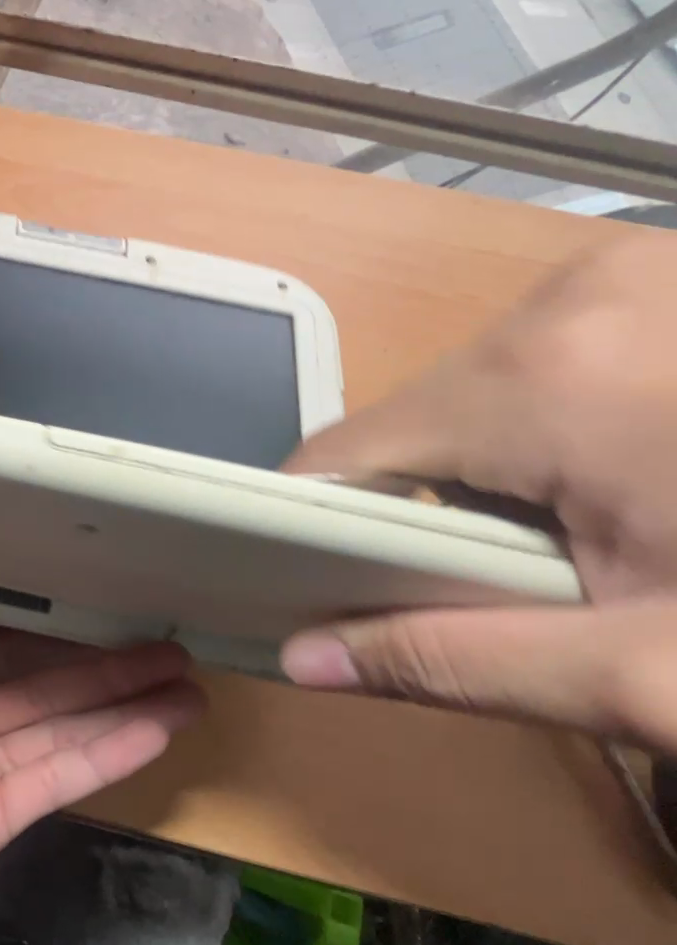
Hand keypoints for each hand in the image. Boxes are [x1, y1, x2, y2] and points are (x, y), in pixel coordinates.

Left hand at [0, 603, 203, 944]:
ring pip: (66, 726)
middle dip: (105, 667)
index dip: (42, 633)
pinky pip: (63, 774)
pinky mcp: (4, 811)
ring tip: (186, 685)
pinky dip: (111, 752)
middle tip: (168, 648)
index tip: (89, 612)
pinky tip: (156, 729)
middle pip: (43, 685)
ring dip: (125, 706)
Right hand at [279, 235, 676, 753]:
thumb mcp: (655, 669)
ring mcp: (640, 274)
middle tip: (547, 571)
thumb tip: (304, 664)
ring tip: (622, 524)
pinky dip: (571, 426)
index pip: (336, 458)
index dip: (320, 530)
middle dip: (445, 502)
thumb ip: (457, 662)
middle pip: (416, 422)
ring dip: (512, 466)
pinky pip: (559, 362)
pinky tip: (658, 475)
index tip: (356, 587)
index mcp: (535, 379)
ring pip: (485, 392)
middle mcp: (569, 298)